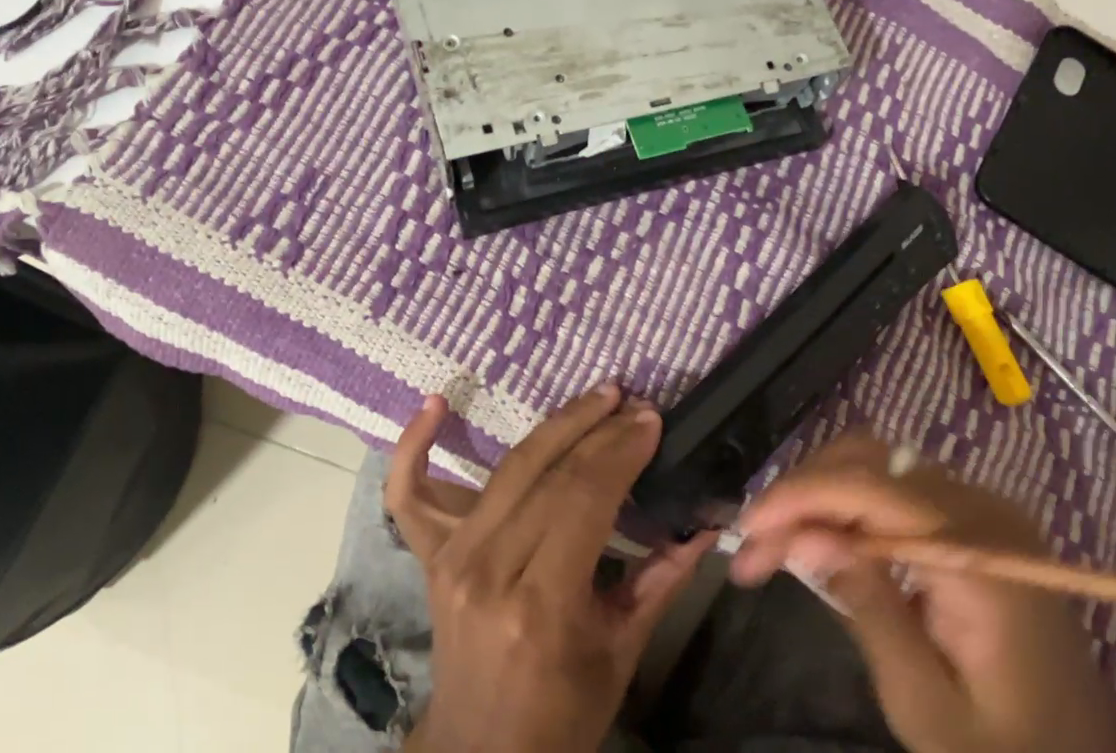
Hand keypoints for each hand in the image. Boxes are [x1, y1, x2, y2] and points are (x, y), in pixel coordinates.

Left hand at [387, 386, 716, 752]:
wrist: (483, 748)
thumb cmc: (561, 710)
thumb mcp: (621, 651)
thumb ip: (661, 580)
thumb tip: (707, 523)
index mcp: (540, 603)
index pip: (582, 499)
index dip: (619, 452)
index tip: (651, 421)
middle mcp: (487, 570)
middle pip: (545, 476)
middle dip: (596, 430)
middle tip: (631, 402)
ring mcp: (450, 559)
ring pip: (504, 471)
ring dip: (552, 426)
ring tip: (594, 398)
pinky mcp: (428, 557)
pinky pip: (409, 494)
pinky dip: (414, 445)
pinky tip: (434, 402)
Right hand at [730, 435, 1115, 752]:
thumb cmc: (1001, 743)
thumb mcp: (924, 700)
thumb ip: (866, 607)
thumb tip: (802, 536)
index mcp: (978, 556)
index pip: (869, 488)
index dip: (797, 497)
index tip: (744, 531)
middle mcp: (984, 511)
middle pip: (868, 461)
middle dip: (800, 495)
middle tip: (754, 550)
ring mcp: (985, 508)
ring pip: (877, 463)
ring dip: (818, 493)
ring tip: (777, 545)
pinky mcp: (978, 519)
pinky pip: (897, 485)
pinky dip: (847, 502)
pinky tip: (822, 539)